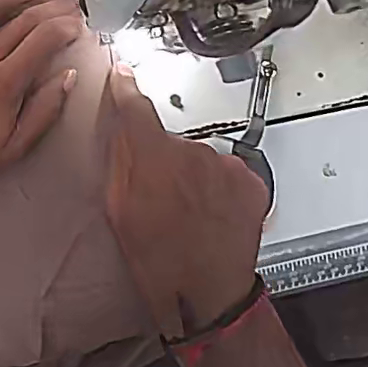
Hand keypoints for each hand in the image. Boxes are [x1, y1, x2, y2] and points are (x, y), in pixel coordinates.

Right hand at [104, 62, 268, 339]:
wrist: (206, 294)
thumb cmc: (158, 260)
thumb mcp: (118, 210)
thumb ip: (118, 160)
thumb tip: (120, 129)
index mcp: (151, 157)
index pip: (134, 105)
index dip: (125, 86)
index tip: (122, 73)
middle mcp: (190, 152)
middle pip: (169, 137)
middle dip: (163, 157)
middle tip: (162, 194)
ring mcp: (223, 165)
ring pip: (199, 156)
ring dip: (193, 174)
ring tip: (189, 211)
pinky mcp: (249, 179)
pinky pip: (227, 171)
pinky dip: (219, 186)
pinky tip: (211, 212)